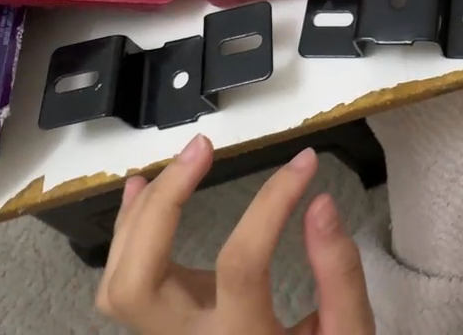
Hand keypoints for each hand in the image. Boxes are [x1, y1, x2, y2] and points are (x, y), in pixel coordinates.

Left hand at [96, 136, 374, 334]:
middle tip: (204, 147)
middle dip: (165, 202)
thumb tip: (319, 203)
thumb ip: (339, 273)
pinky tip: (143, 188)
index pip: (241, 263)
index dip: (272, 201)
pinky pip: (121, 284)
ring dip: (141, 212)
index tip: (305, 161)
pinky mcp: (163, 327)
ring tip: (184, 160)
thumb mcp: (345, 333)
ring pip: (117, 283)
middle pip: (138, 280)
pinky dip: (128, 228)